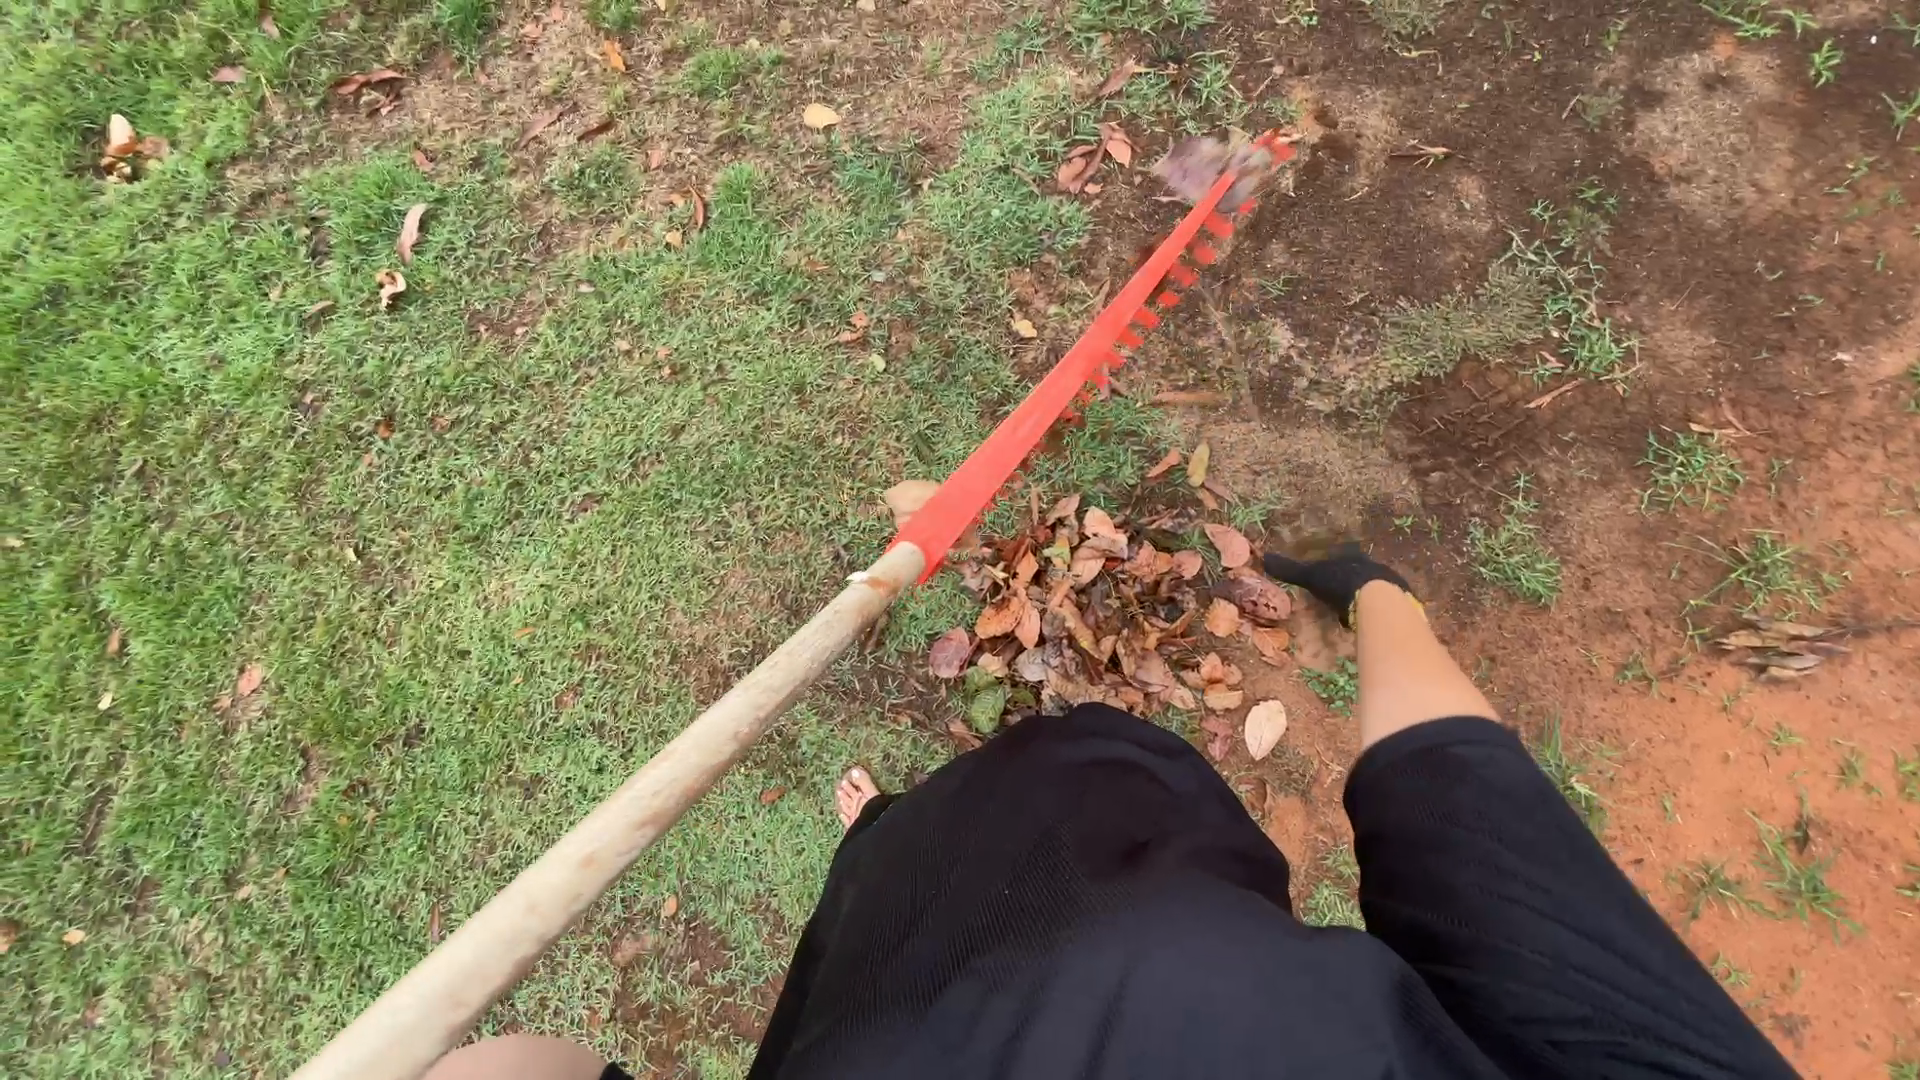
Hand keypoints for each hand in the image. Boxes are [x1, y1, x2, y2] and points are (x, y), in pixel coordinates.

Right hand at [1262, 543, 1412, 627]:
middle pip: (1359, 571)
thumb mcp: (1311, 576)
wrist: (1379, 601)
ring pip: (1375, 588)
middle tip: (1338, 593)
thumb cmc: (1342, 585)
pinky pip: (1386, 605)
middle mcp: (1373, 566)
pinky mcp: (1402, 602)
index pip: (1341, 556)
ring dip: (1364, 596)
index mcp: (1352, 558)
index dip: (1333, 564)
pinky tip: (1368, 621)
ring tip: (1352, 610)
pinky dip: (1376, 611)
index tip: (1326, 574)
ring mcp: (1391, 583)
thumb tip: (1264, 558)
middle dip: (1350, 580)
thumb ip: (1290, 570)